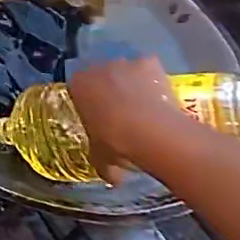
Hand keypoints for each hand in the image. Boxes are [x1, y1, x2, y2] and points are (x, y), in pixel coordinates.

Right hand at [66, 57, 190, 183]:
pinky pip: (149, 69)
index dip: (89, 102)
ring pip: (126, 71)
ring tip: (145, 108)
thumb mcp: (102, 158)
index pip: (78, 88)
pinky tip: (160, 97)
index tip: (99, 118)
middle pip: (102, 75)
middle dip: (109, 90)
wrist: (150, 131)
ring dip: (132, 83)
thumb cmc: (116, 142)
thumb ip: (102, 162)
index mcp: (78, 85)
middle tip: (122, 113)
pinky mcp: (148, 62)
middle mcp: (98, 67)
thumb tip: (112, 177)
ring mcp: (124, 62)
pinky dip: (153, 80)